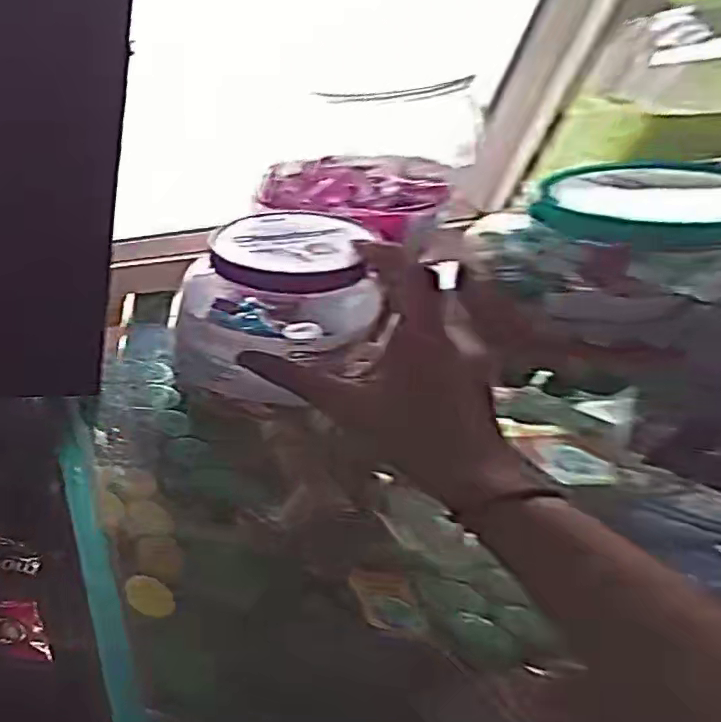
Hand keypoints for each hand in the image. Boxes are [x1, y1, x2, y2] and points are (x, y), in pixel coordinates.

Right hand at [236, 242, 531, 513]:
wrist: (474, 474)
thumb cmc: (408, 436)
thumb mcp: (343, 405)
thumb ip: (294, 377)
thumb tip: (246, 357)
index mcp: (422, 335)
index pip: (409, 274)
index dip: (382, 254)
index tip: (350, 247)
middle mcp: (450, 331)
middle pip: (427, 278)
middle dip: (390, 265)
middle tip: (348, 265)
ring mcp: (466, 344)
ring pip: (437, 296)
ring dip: (403, 285)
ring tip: (362, 287)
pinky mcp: (469, 357)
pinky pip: (440, 316)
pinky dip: (412, 308)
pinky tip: (384, 324)